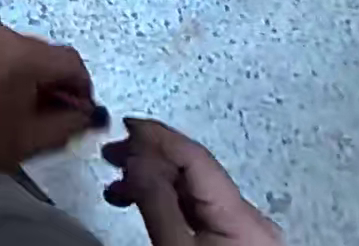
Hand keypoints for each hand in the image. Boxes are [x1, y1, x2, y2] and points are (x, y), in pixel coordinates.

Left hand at [0, 23, 103, 175]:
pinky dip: (16, 73)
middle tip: (58, 120)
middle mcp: (5, 35)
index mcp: (24, 53)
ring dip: (37, 80)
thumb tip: (85, 113)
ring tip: (30, 115)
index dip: (83, 89)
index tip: (81, 116)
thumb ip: (65, 123)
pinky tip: (6, 102)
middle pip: (49, 54)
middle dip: (59, 85)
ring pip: (27, 54)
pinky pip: (6, 53)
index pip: (71, 60)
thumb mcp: (28, 139)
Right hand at [102, 119, 282, 245]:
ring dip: (151, 179)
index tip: (120, 125)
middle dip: (147, 157)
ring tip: (115, 186)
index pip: (194, 155)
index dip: (156, 135)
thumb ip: (155, 198)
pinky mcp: (236, 245)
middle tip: (108, 156)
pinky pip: (196, 207)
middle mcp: (251, 218)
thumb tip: (134, 153)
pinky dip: (165, 199)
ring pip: (191, 187)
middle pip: (192, 169)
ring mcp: (246, 233)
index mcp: (242, 216)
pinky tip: (140, 204)